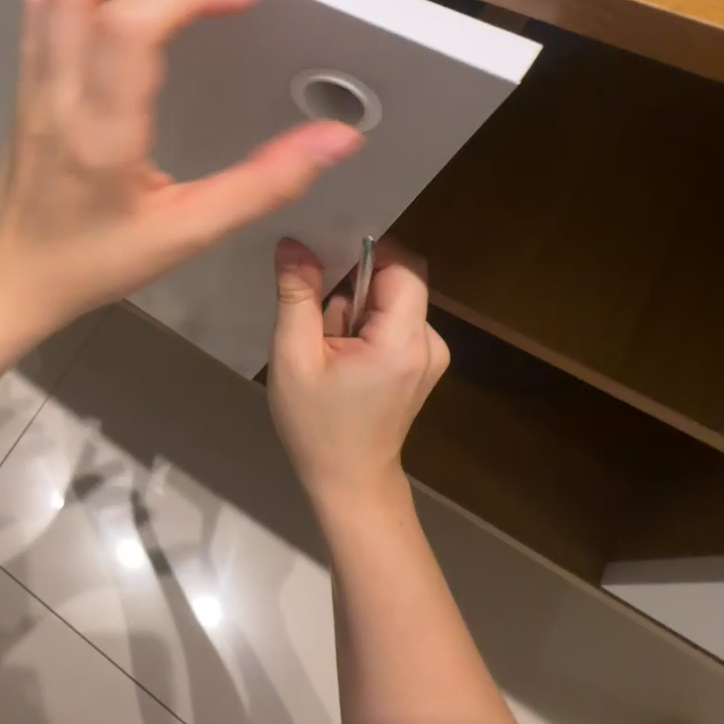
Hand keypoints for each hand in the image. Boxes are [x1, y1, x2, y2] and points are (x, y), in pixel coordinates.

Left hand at [0, 0, 363, 338]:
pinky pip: (37, 11)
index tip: (237, 0)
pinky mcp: (23, 85)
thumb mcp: (187, 235)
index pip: (130, 25)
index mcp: (102, 135)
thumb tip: (337, 138)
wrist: (14, 276)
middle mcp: (59, 97)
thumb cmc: (95, 262)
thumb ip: (263, 185)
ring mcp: (33, 86)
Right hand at [267, 238, 449, 510]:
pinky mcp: (420, 364)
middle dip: (349, 288)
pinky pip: (389, 323)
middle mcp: (429, 341)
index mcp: (403, 340)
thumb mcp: (293, 356)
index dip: (365, 251)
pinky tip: (338, 359)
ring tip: (324, 349)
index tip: (323, 258)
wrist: (347, 480)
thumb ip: (297, 295)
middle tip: (315, 324)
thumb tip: (293, 243)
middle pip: (394, 282)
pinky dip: (360, 328)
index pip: (402, 267)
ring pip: (388, 302)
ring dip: (351, 311)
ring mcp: (429, 355)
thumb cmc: (316, 422)